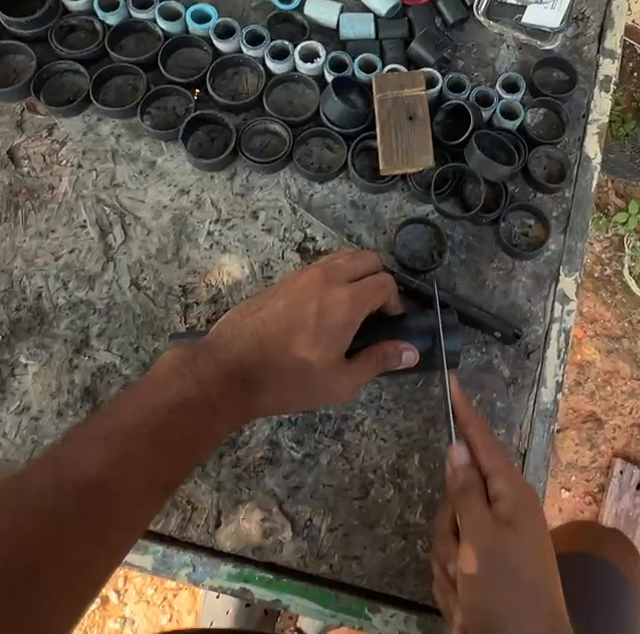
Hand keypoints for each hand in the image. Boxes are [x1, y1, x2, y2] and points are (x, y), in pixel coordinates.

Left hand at [191, 250, 418, 421]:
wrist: (229, 370)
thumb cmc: (288, 380)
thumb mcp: (339, 382)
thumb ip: (378, 361)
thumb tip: (411, 351)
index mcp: (346, 301)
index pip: (385, 283)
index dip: (394, 302)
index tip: (388, 325)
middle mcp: (328, 278)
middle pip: (367, 258)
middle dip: (379, 279)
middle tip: (373, 312)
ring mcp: (303, 274)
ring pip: (343, 257)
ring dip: (356, 273)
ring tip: (350, 306)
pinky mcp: (284, 279)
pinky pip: (320, 265)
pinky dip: (333, 276)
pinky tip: (323, 308)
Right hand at [430, 379, 569, 633]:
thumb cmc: (509, 593)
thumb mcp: (481, 540)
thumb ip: (465, 492)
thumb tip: (457, 447)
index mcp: (511, 496)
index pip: (483, 443)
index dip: (466, 414)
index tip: (453, 380)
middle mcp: (502, 515)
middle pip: (454, 497)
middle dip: (449, 530)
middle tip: (463, 558)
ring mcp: (491, 547)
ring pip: (446, 534)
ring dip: (450, 564)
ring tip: (468, 590)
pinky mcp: (480, 575)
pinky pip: (449, 565)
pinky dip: (452, 588)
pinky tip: (467, 608)